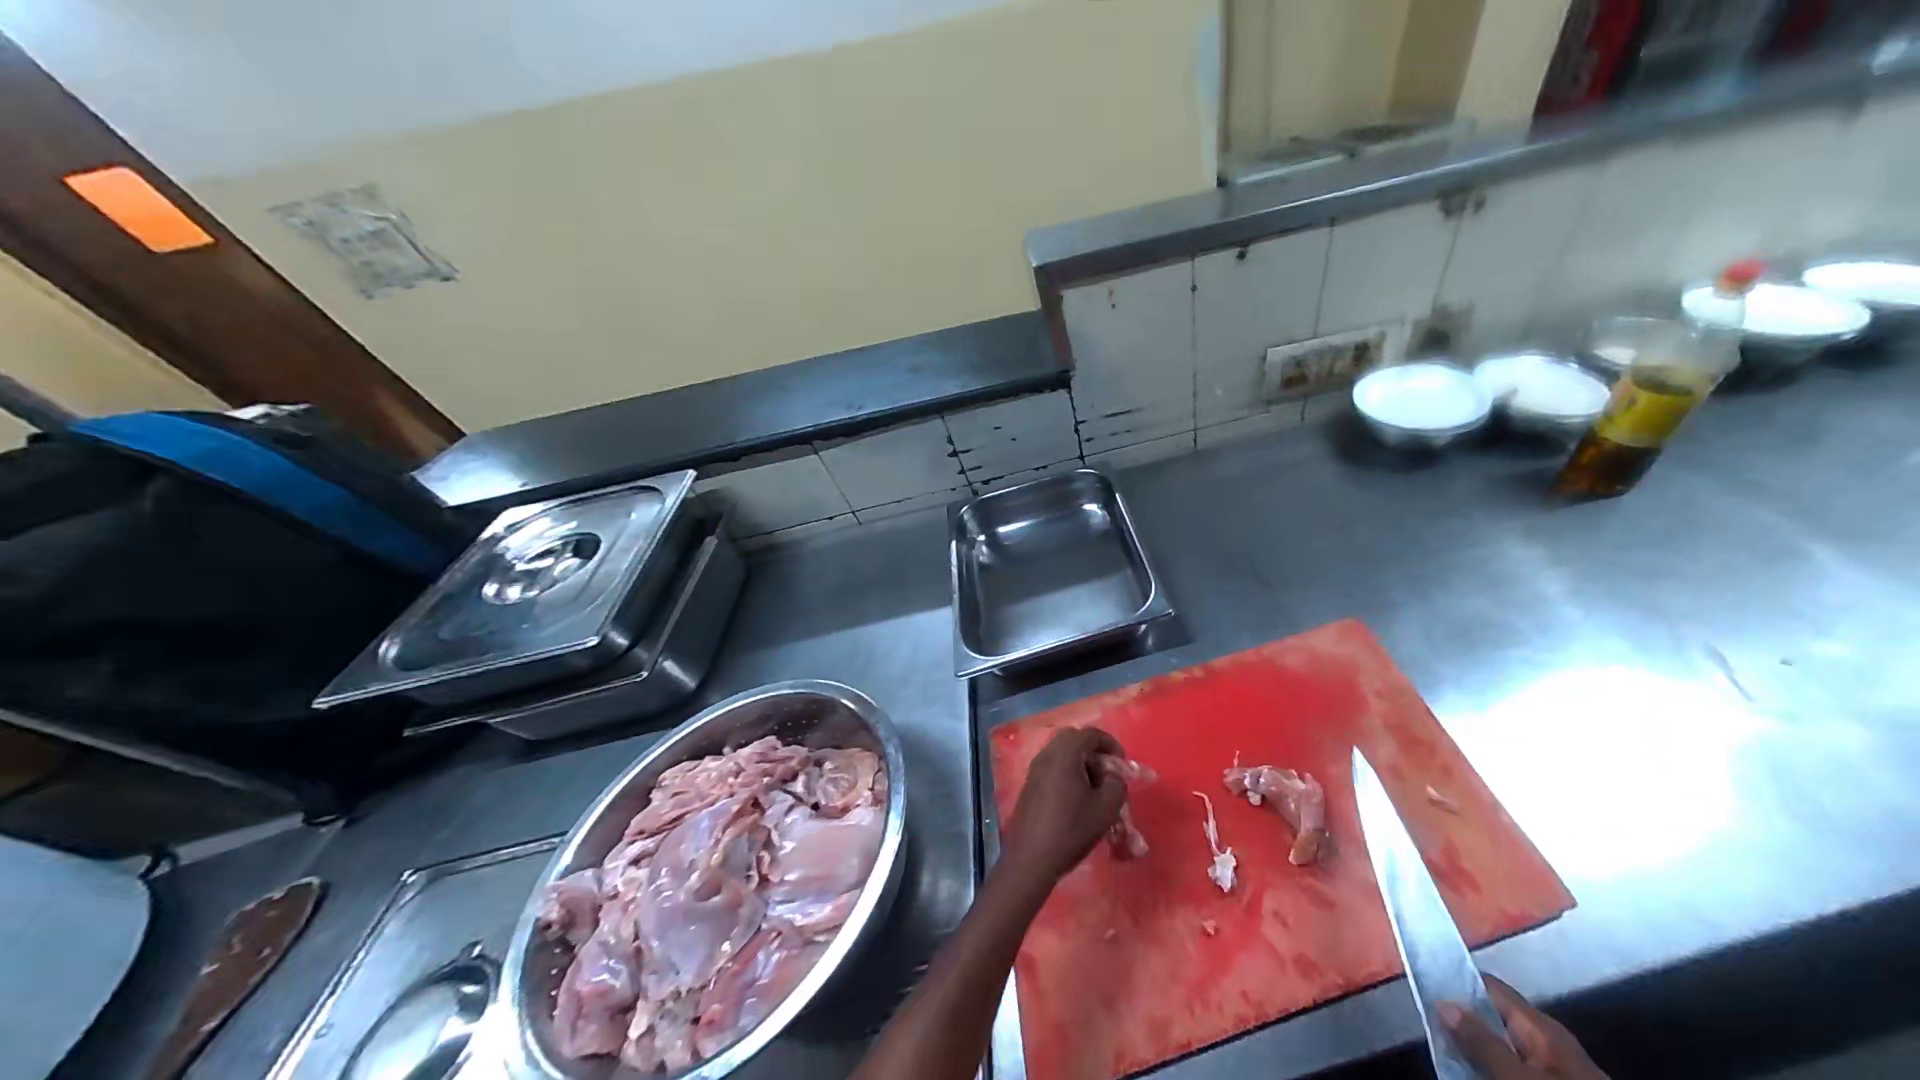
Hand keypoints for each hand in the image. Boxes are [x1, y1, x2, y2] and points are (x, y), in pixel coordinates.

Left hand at [1000, 728, 1128, 884]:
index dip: (1110, 743)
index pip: (1090, 734)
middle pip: (1073, 739)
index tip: (1122, 763)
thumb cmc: (1072, 829)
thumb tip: (1112, 777)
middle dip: (1094, 752)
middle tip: (1109, 773)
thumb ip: (1116, 784)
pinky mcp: (1029, 785)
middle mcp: (1046, 755)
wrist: (1033, 857)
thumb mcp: (1106, 807)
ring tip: (1096, 788)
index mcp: (1065, 754)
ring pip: (1061, 754)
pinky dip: (1068, 773)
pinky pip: (1052, 767)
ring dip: (1081, 763)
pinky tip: (1077, 798)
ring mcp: (1034, 769)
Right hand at [1440, 976, 1609, 1079]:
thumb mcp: (1517, 1077)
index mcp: (1541, 1027)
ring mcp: (1555, 1067)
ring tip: (1448, 1054)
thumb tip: (1443, 1002)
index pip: (1489, 986)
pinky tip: (1476, 1073)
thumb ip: (1481, 1041)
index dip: (1456, 982)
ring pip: (1503, 1044)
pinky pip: (1516, 1065)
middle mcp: (1548, 1040)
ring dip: (1477, 1049)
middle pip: (1494, 1017)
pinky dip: (1494, 1067)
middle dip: (1464, 1022)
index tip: (1425, 987)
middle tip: (1433, 1029)